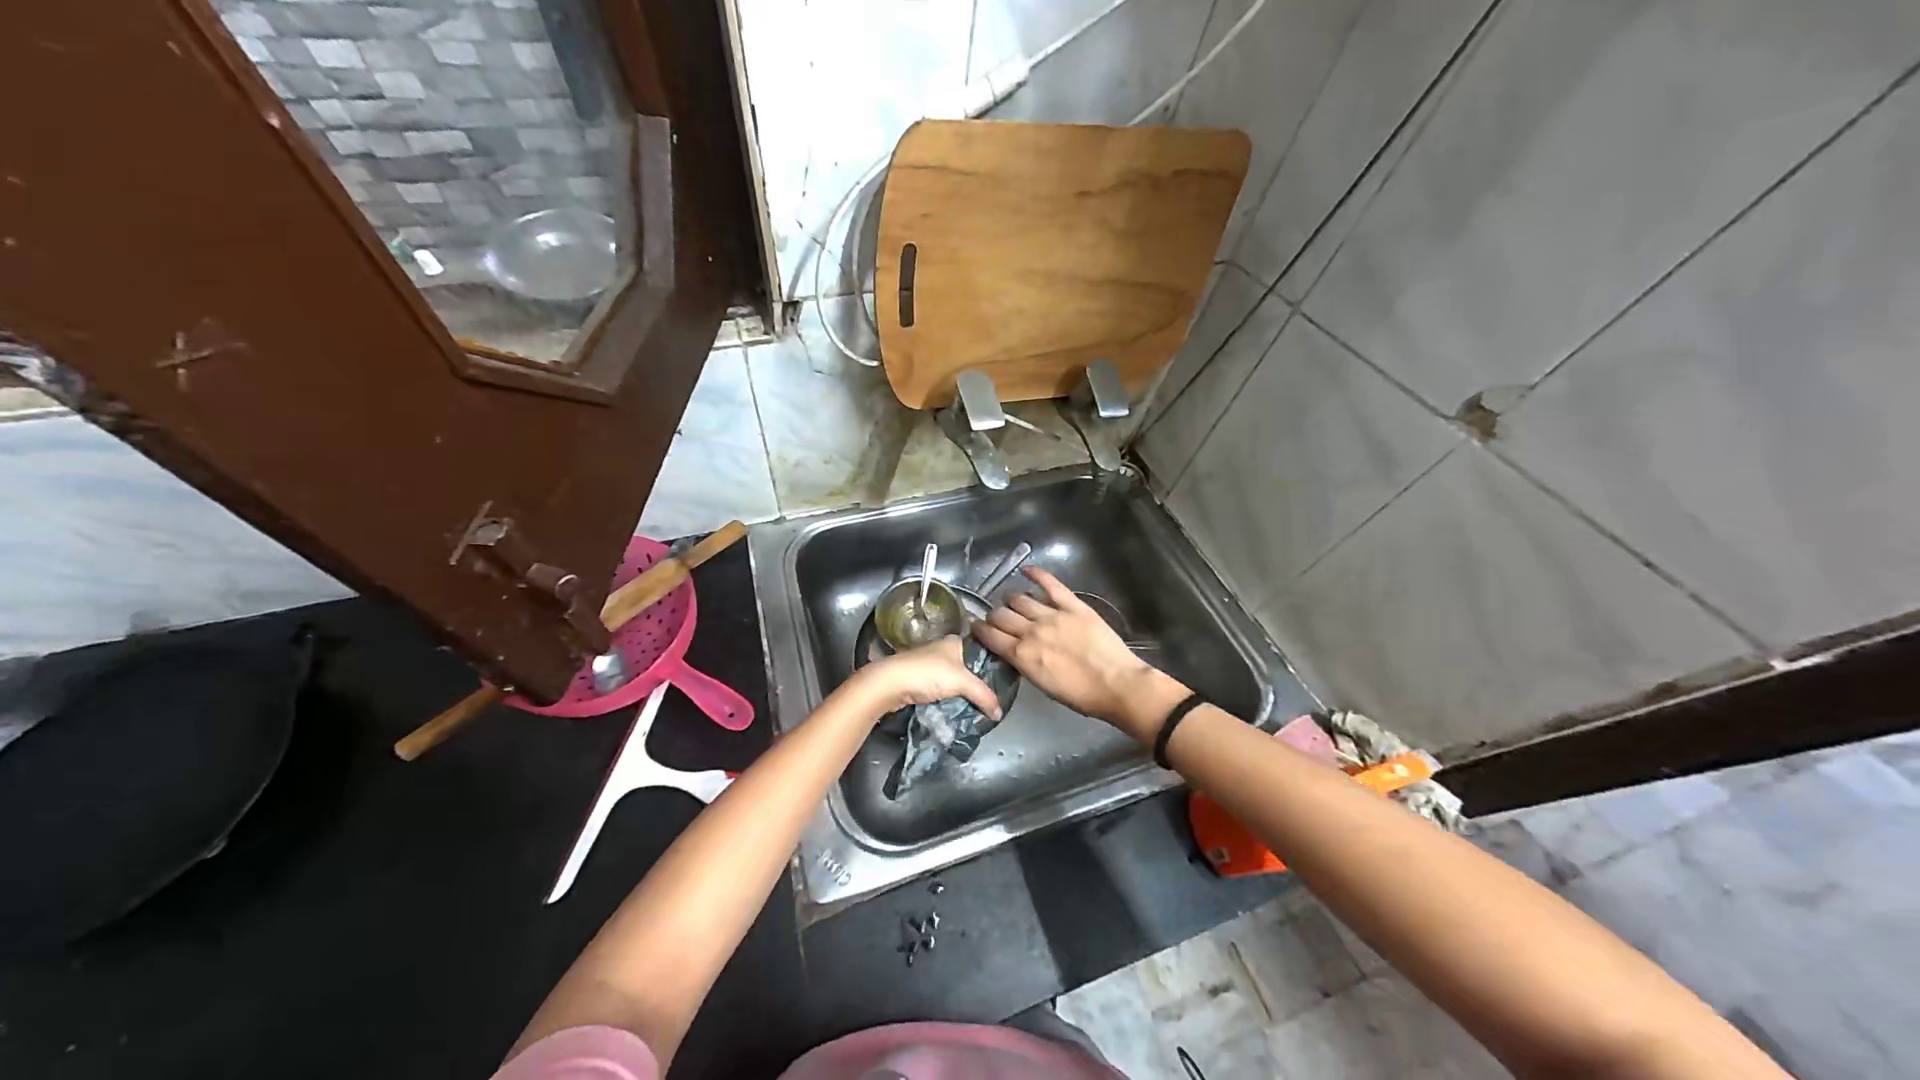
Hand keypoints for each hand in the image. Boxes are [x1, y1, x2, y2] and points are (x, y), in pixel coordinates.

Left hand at [842, 636, 1001, 721]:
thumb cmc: (928, 674)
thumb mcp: (962, 682)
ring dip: (963, 693)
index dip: (993, 665)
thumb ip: (984, 695)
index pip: (981, 650)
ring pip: (954, 680)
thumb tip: (999, 712)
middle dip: (978, 683)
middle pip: (968, 667)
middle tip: (992, 700)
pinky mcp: (919, 680)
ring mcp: (930, 665)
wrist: (890, 683)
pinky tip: (957, 708)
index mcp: (955, 641)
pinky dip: (949, 698)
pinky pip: (942, 690)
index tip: (1004, 682)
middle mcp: (943, 650)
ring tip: (978, 707)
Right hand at [973, 568, 1187, 740]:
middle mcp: (1032, 631)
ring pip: (1020, 599)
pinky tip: (1027, 570)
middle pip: (1001, 615)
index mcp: (1022, 656)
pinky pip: (1051, 584)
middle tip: (996, 618)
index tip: (977, 627)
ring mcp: (1053, 615)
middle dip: (994, 616)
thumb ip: (1026, 664)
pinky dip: (1037, 574)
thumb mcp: (1043, 686)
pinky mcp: (1073, 606)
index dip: (980, 630)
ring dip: (1011, 600)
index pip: (991, 636)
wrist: (1117, 685)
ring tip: (1011, 601)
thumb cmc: (1082, 695)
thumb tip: (1017, 652)